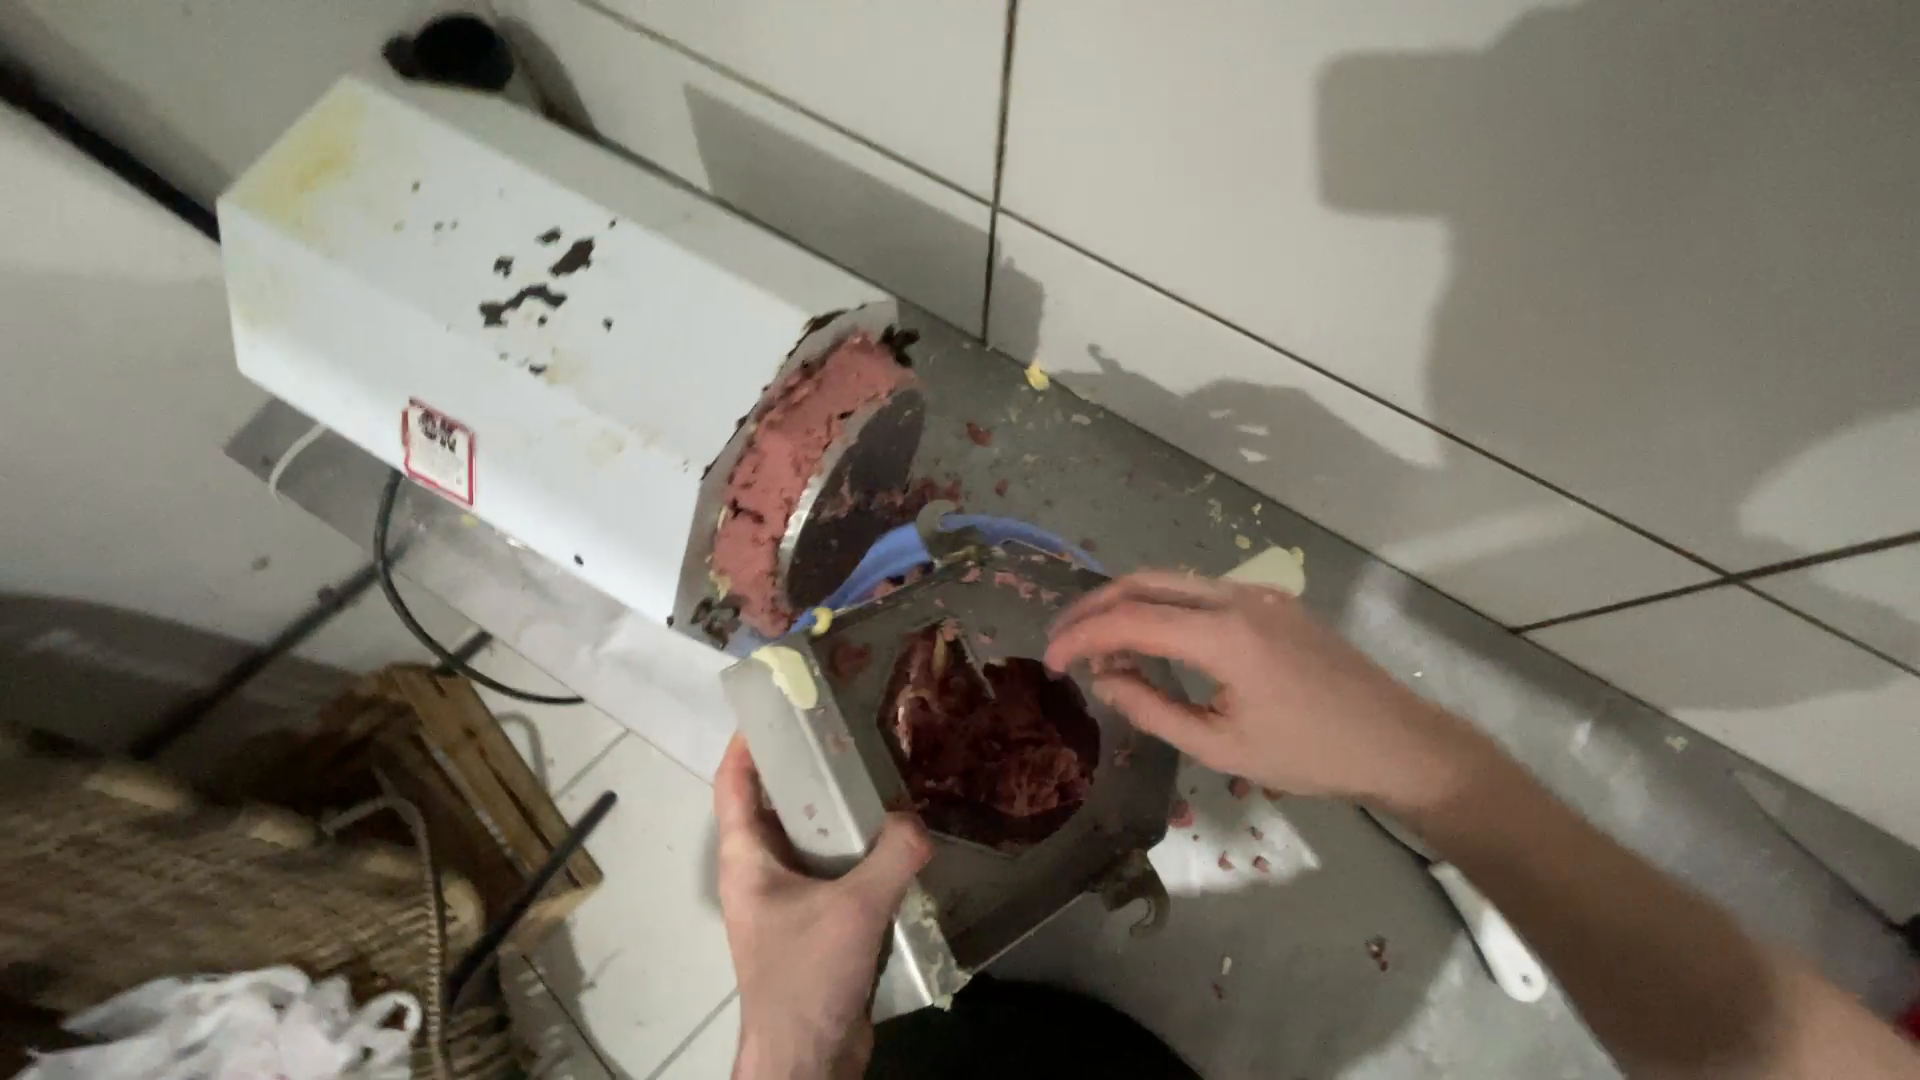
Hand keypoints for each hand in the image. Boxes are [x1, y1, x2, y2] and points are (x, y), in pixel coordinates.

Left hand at [714, 736, 932, 1079]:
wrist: (806, 1061)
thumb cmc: (806, 978)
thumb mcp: (854, 910)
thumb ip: (892, 857)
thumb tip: (918, 822)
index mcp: (747, 857)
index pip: (734, 783)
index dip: (748, 740)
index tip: (779, 705)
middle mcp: (761, 869)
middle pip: (778, 801)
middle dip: (808, 765)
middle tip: (851, 733)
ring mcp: (788, 896)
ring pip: (810, 835)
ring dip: (840, 809)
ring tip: (881, 776)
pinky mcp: (815, 919)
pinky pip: (835, 867)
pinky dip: (859, 847)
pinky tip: (895, 838)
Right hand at [1045, 570, 1494, 813]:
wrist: (1400, 742)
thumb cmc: (1310, 755)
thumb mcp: (1220, 745)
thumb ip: (1152, 709)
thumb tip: (1104, 679)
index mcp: (1222, 634)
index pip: (1128, 620)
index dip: (1079, 636)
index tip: (1048, 661)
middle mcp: (1235, 597)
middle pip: (1142, 582)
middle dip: (1092, 607)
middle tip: (1059, 639)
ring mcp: (1256, 593)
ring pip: (1170, 580)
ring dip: (1125, 603)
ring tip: (1094, 639)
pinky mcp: (1270, 601)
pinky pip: (1199, 591)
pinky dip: (1160, 606)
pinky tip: (1149, 636)